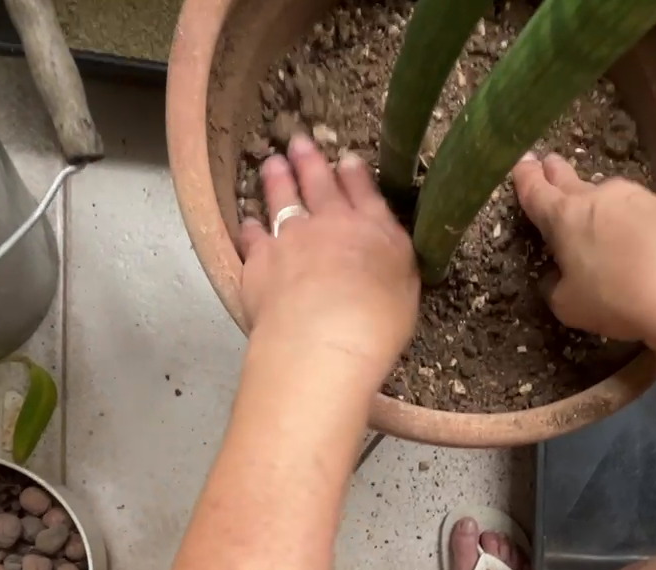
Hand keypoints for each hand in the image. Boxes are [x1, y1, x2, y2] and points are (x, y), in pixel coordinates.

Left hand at [240, 136, 418, 388]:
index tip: (346, 160)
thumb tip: (387, 248)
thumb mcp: (406, 290)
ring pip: (282, 199)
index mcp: (374, 231)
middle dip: (310, 161)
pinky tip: (248, 223)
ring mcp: (291, 237)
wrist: (323, 340)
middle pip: (319, 185)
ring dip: (277, 180)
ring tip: (272, 165)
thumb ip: (395, 262)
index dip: (355, 174)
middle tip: (299, 143)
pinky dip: (251, 227)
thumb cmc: (377, 324)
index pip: (365, 192)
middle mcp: (331, 224)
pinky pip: (253, 236)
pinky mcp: (260, 259)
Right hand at [511, 152, 655, 347]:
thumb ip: (556, 288)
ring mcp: (636, 199)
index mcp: (566, 216)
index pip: (536, 192)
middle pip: (570, 180)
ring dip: (594, 204)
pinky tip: (628, 242)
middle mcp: (599, 197)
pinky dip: (623, 223)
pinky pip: (633, 213)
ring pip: (604, 197)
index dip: (525, 181)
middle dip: (555, 174)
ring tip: (591, 221)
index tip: (520, 166)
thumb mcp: (569, 306)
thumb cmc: (616, 298)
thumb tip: (557, 276)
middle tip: (547, 164)